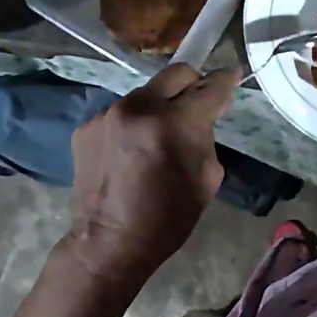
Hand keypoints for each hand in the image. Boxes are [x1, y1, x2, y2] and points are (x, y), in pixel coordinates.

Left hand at [65, 65, 236, 283]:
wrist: (110, 242)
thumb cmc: (167, 218)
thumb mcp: (206, 179)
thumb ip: (206, 137)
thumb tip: (204, 114)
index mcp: (174, 122)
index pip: (208, 87)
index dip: (225, 80)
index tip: (231, 74)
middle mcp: (137, 107)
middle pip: (174, 74)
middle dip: (191, 84)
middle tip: (196, 103)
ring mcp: (106, 114)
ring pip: (143, 95)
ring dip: (156, 108)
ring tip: (156, 138)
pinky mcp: (85, 127)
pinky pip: (118, 115)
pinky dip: (130, 126)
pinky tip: (129, 153)